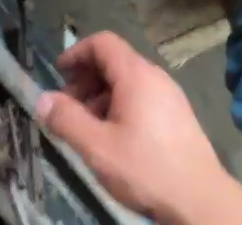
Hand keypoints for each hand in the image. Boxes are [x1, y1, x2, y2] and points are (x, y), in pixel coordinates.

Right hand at [36, 33, 241, 223]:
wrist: (199, 198)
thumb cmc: (146, 167)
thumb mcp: (98, 147)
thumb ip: (67, 120)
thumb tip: (42, 99)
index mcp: (136, 74)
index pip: (103, 42)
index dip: (77, 53)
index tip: (58, 73)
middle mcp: (155, 76)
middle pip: (114, 61)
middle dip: (86, 79)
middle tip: (67, 107)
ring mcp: (169, 94)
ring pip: (128, 81)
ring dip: (101, 95)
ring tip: (86, 127)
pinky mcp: (177, 114)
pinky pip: (142, 96)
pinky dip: (120, 105)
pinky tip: (113, 137)